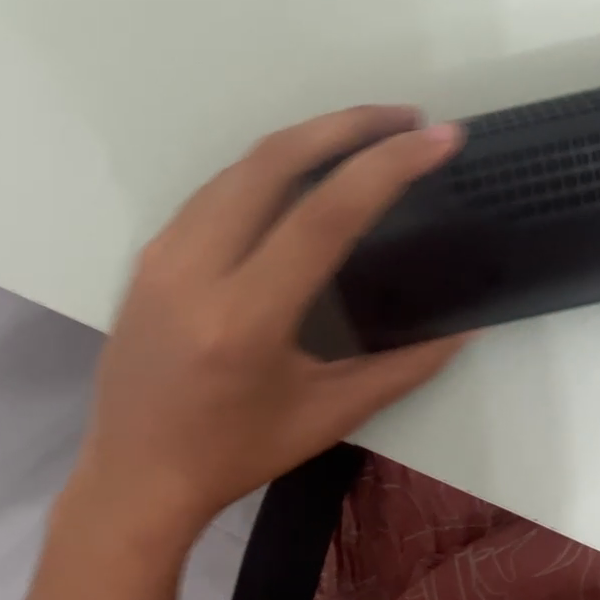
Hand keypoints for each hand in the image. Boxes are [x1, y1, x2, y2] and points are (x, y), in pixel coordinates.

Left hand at [66, 106, 469, 536]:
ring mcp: (164, 254)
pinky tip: (310, 167)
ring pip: (244, 163)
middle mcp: (195, 271)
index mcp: (244, 319)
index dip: (389, 166)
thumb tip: (468, 326)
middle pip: (275, 160)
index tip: (440, 139)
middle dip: (349, 125)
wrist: (132, 480)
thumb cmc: (236, 455)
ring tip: (370, 134)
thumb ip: (407, 367)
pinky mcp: (152, 252)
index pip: (324, 215)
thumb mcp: (329, 415)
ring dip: (312, 136)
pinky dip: (273, 163)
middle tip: (408, 119)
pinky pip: (220, 186)